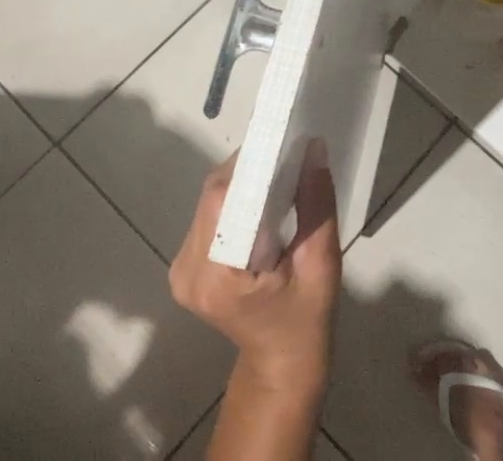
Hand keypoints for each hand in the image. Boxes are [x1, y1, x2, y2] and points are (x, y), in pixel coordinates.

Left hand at [169, 140, 341, 391]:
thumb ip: (315, 206)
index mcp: (217, 279)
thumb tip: (312, 148)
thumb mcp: (321, 264)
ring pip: (209, 201)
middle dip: (249, 169)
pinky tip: (260, 193)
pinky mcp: (185, 264)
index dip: (250, 167)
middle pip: (213, 197)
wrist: (281, 361)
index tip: (281, 140)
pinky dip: (235, 198)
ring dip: (242, 181)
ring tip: (277, 167)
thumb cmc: (305, 320)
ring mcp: (180, 268)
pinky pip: (209, 214)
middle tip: (286, 147)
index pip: (223, 203)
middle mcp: (187, 271)